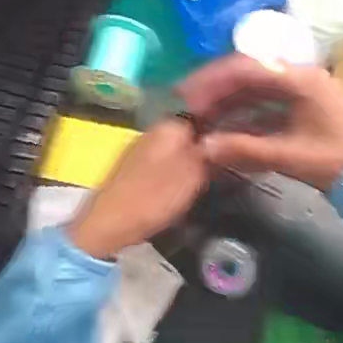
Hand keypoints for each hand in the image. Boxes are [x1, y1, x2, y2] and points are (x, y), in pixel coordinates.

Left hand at [68, 118, 209, 259]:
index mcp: (167, 127)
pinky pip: (160, 165)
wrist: (107, 225)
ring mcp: (138, 150)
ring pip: (174, 150)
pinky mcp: (130, 170)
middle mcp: (150, 132)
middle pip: (188, 134)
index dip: (220, 132)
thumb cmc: (152, 199)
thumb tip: (222, 135)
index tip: (235, 149)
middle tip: (223, 169)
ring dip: (188, 163)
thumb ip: (208, 152)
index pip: (204, 117)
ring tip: (203, 181)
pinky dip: (170, 175)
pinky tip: (176, 190)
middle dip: (203, 150)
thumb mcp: (191, 175)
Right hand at [178, 54, 342, 189]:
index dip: (211, 80)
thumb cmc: (339, 159)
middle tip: (187, 108)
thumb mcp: (289, 155)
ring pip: (253, 92)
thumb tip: (202, 147)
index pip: (245, 68)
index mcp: (298, 79)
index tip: (186, 95)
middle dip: (214, 92)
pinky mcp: (301, 111)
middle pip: (246, 76)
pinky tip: (224, 133)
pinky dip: (242, 118)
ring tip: (200, 122)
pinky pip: (264, 107)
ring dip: (226, 105)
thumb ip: (243, 149)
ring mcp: (300, 94)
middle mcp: (297, 78)